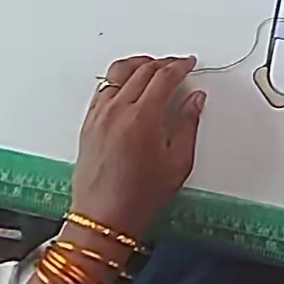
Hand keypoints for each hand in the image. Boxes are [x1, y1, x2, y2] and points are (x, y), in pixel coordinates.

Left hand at [71, 56, 205, 238]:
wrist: (103, 220)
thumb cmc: (140, 198)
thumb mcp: (178, 163)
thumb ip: (188, 124)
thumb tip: (195, 99)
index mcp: (143, 118)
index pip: (164, 76)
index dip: (180, 66)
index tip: (188, 64)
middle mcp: (118, 111)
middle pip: (142, 70)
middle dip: (163, 63)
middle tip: (176, 65)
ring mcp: (99, 115)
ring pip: (118, 72)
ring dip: (139, 65)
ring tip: (152, 68)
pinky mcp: (88, 122)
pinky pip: (103, 87)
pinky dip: (118, 78)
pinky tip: (128, 84)